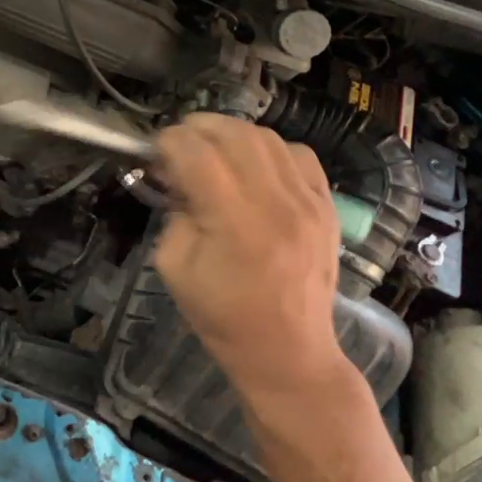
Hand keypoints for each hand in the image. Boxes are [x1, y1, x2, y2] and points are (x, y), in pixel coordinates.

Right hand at [151, 113, 347, 397]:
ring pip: (264, 136)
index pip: (195, 152)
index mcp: (235, 224)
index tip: (154, 155)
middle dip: (195, 129)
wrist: (288, 352)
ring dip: (229, 134)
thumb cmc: (222, 315)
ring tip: (211, 153)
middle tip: (177, 149)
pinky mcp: (327, 206)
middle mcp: (277, 204)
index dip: (167, 142)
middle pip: (232, 133)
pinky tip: (252, 167)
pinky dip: (268, 149)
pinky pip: (297, 153)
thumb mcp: (173, 265)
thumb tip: (176, 176)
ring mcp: (309, 202)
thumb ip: (173, 212)